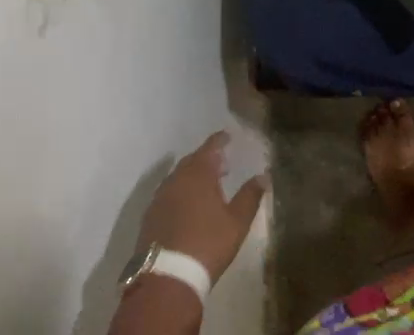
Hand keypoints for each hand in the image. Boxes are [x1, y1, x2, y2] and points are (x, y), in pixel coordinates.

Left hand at [137, 131, 267, 281]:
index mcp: (198, 174)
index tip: (227, 136)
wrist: (167, 277)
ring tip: (206, 186)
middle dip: (207, 159)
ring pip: (177, 178)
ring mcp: (160, 198)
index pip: (210, 148)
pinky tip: (187, 206)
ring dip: (192, 176)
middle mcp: (176, 179)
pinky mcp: (150, 216)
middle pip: (192, 161)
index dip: (219, 140)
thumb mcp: (237, 222)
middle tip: (221, 164)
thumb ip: (250, 196)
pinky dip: (180, 192)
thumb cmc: (208, 244)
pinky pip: (168, 194)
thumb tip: (263, 176)